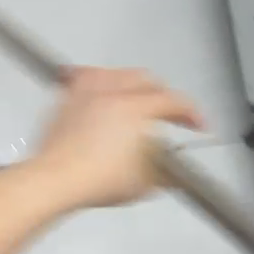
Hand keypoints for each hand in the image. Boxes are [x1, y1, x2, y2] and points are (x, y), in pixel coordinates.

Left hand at [20, 67, 203, 209]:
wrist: (54, 179)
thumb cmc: (96, 180)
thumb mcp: (145, 181)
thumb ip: (165, 169)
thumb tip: (172, 170)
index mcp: (133, 108)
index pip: (173, 101)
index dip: (192, 113)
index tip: (198, 124)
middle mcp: (107, 93)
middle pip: (144, 79)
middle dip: (162, 94)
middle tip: (169, 112)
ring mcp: (82, 93)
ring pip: (113, 72)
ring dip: (130, 83)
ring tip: (137, 97)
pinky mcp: (64, 100)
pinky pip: (82, 77)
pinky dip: (97, 81)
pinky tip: (98, 91)